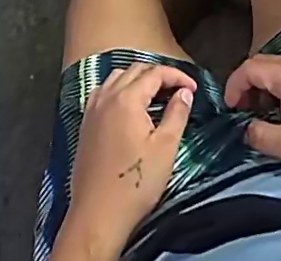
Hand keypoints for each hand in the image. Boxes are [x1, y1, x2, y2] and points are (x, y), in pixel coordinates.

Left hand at [55, 63, 195, 260]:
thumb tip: (185, 92)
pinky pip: (105, 90)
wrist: (98, 211)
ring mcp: (93, 106)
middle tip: (178, 90)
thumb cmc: (135, 182)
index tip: (194, 87)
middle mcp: (107, 94)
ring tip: (157, 94)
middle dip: (158, 75)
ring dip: (138, 78)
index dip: (176, 76)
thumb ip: (177, 115)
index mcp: (127, 98)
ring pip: (118, 77)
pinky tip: (129, 104)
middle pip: (135, 70)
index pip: (154, 73)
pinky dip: (120, 87)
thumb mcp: (165, 149)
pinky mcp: (86, 119)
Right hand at [225, 55, 280, 188]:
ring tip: (258, 112)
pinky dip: (278, 88)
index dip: (233, 86)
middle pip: (261, 64)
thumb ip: (259, 134)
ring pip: (277, 69)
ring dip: (262, 86)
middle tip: (239, 108)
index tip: (228, 107)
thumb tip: (245, 129)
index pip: (249, 68)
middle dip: (246, 84)